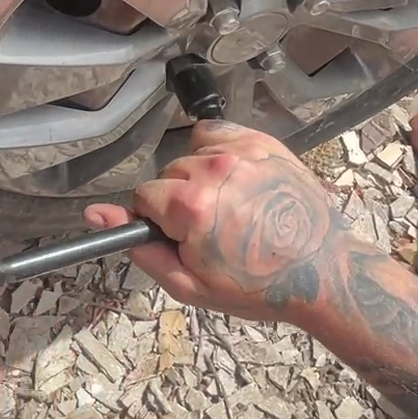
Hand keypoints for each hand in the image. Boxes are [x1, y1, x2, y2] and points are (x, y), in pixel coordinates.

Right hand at [85, 120, 372, 324]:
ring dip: (202, 178)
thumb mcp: (189, 284)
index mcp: (191, 206)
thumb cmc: (257, 285)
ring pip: (192, 156)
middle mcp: (213, 170)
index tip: (183, 236)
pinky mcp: (261, 141)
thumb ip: (141, 247)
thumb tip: (96, 214)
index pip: (144, 197)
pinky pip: (216, 134)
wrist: (321, 272)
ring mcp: (240, 151)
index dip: (159, 221)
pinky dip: (218, 153)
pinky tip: (236, 179)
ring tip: (232, 206)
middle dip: (181, 200)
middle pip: (169, 175)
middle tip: (213, 229)